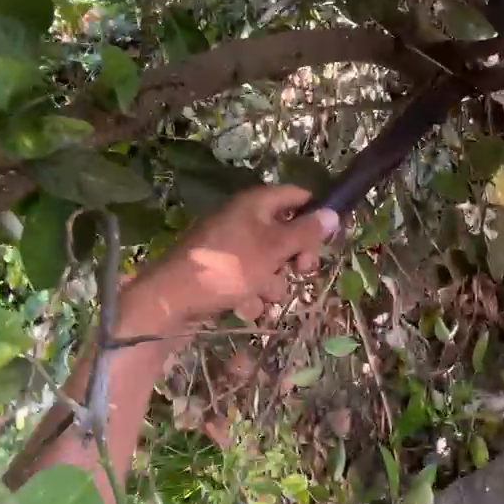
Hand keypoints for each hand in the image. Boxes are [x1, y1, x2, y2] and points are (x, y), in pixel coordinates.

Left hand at [126, 185, 336, 325]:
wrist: (169, 303)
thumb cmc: (226, 268)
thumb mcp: (273, 249)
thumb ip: (306, 232)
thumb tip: (334, 213)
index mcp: (255, 204)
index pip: (297, 196)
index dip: (316, 214)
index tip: (329, 238)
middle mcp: (242, 219)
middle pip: (285, 231)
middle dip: (295, 256)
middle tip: (301, 271)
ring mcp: (228, 246)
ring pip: (268, 260)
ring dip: (273, 281)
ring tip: (263, 295)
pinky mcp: (218, 271)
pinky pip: (247, 278)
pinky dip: (250, 293)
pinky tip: (244, 307)